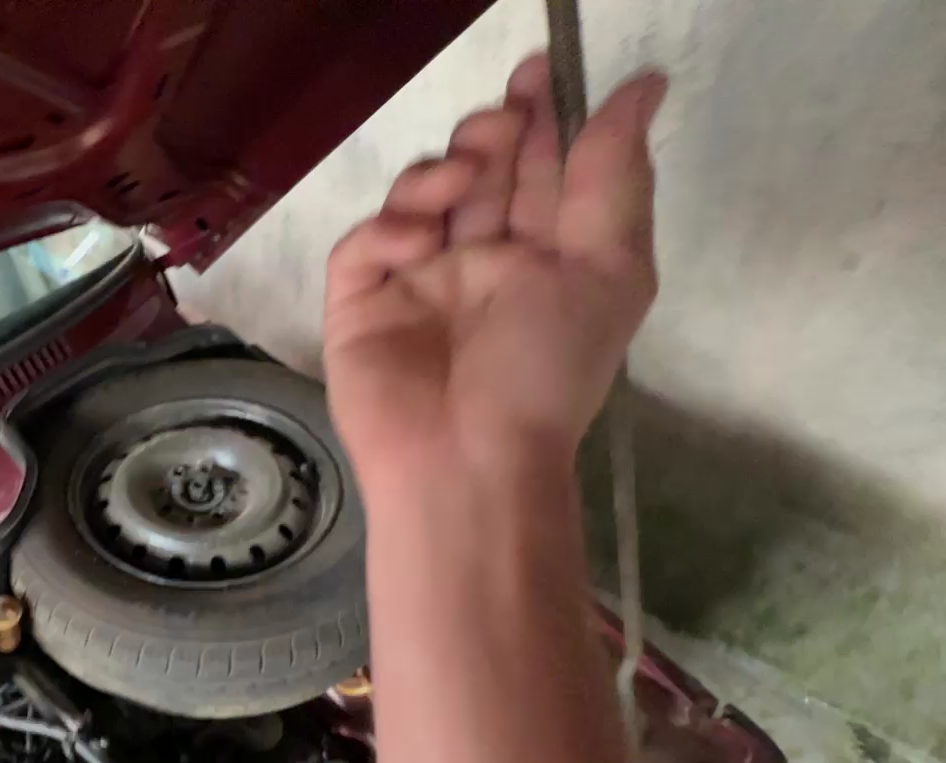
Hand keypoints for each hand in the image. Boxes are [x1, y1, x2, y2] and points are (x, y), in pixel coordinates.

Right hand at [322, 56, 666, 489]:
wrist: (463, 456)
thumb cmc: (542, 374)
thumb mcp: (606, 272)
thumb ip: (613, 179)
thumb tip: (639, 86)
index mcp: (537, 257)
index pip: (534, 172)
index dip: (538, 118)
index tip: (538, 72)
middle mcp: (472, 264)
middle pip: (471, 176)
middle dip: (485, 136)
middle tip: (495, 127)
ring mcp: (409, 285)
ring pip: (408, 203)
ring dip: (433, 175)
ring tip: (459, 181)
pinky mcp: (356, 308)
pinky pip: (357, 251)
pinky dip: (382, 233)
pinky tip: (414, 246)